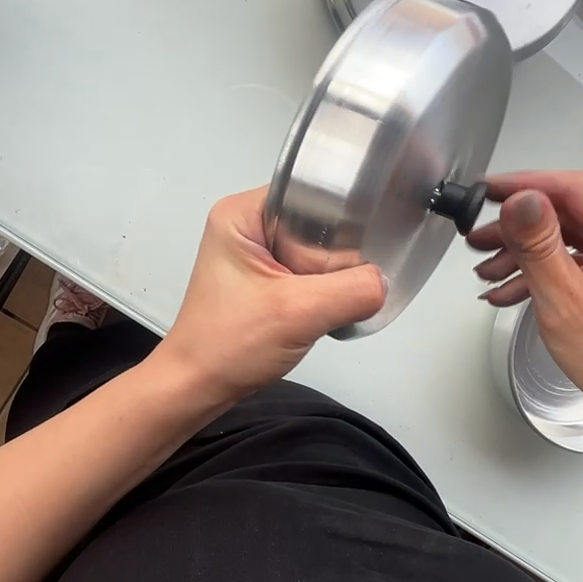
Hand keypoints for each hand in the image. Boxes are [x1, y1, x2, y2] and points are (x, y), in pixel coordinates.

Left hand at [152, 187, 386, 405]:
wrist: (198, 387)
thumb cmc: (224, 347)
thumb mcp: (298, 313)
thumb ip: (352, 290)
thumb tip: (384, 282)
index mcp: (242, 214)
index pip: (311, 195)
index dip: (341, 222)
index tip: (359, 252)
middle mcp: (247, 227)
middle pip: (318, 223)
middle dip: (337, 256)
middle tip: (336, 287)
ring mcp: (256, 256)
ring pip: (317, 253)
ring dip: (330, 278)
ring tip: (325, 302)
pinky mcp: (266, 282)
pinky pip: (310, 275)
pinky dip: (322, 293)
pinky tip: (321, 310)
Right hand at [467, 171, 582, 443]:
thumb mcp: (565, 303)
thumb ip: (538, 245)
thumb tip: (518, 198)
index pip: (579, 189)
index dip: (527, 186)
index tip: (486, 191)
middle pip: (579, 213)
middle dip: (523, 230)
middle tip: (478, 244)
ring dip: (535, 252)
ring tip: (490, 273)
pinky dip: (560, 267)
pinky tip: (519, 286)